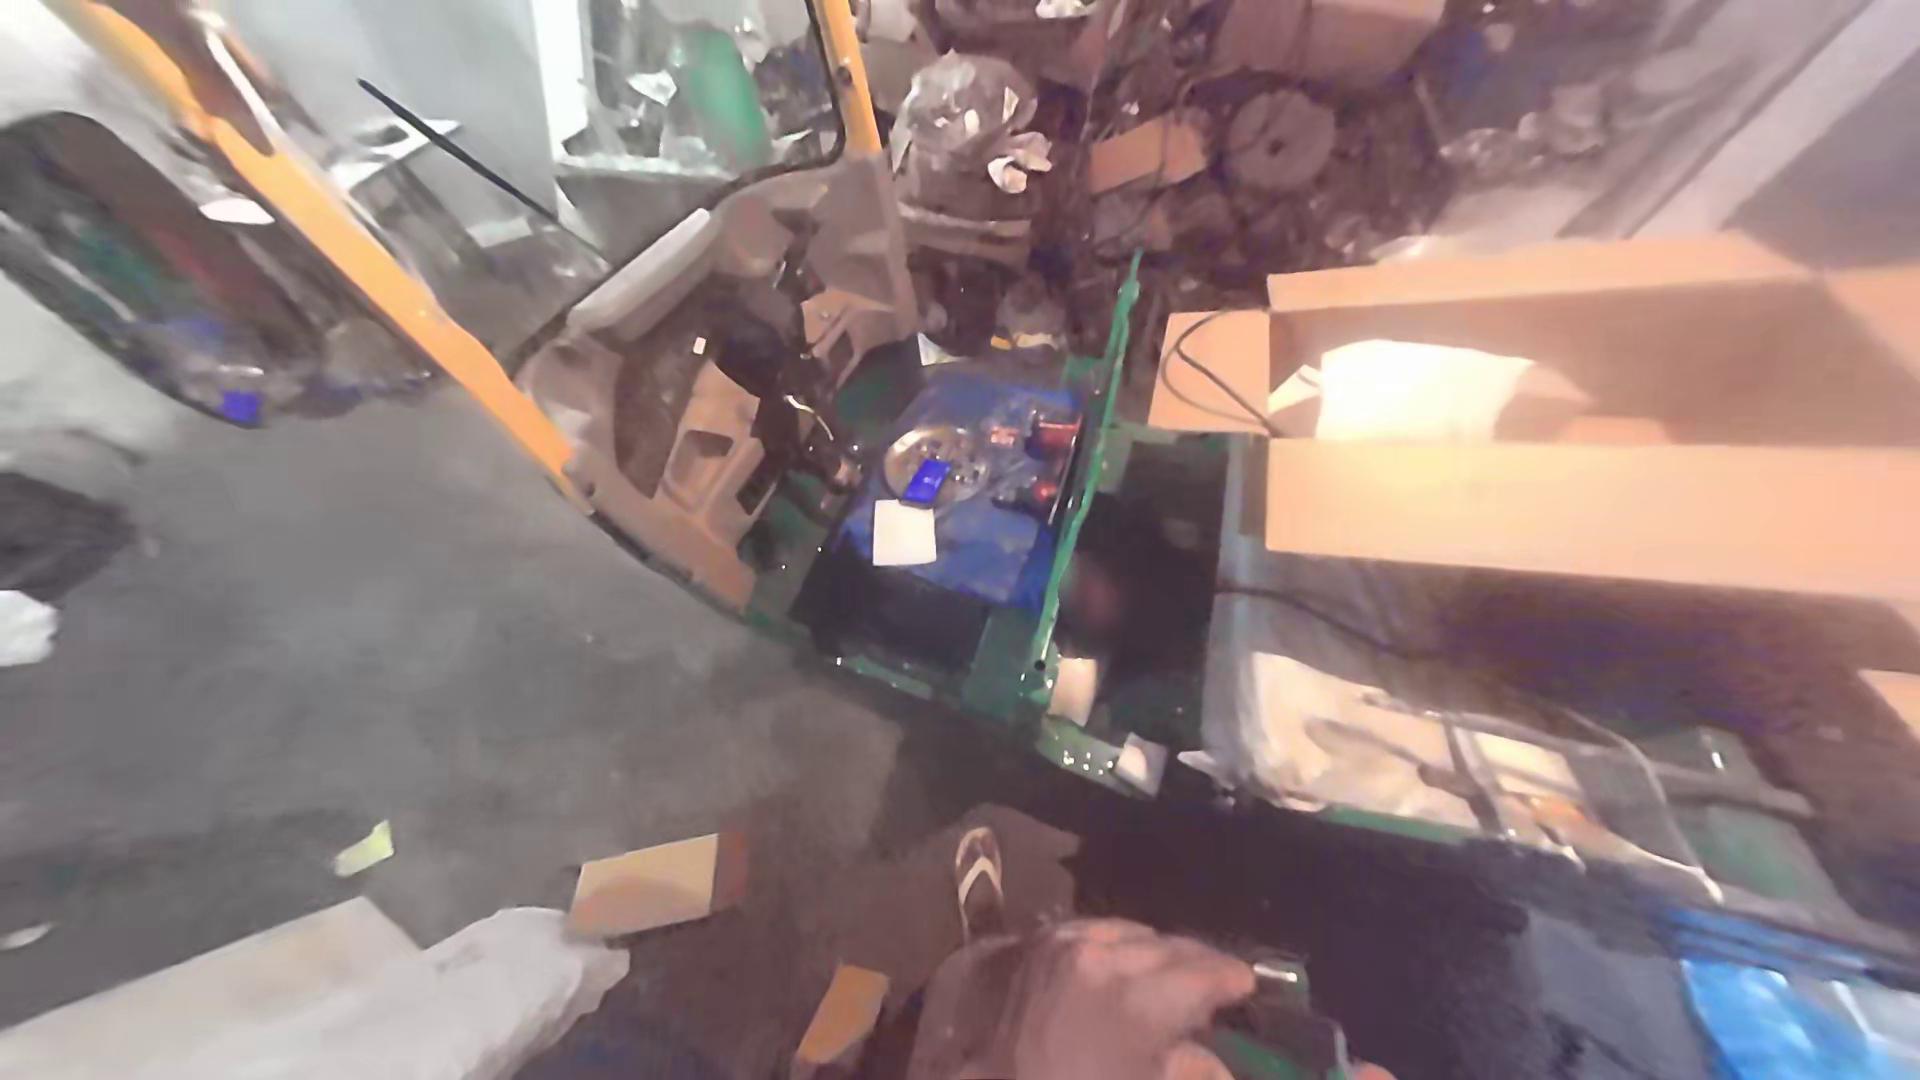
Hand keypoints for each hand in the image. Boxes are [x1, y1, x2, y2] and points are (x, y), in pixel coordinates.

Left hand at [1005, 919, 1253, 1079]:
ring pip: (1133, 930)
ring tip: (1172, 969)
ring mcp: (1071, 941)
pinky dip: (1120, 939)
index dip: (1228, 976)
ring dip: (1158, 948)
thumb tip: (1219, 1063)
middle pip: (1168, 946)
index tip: (1246, 980)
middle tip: (1216, 977)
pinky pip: (1096, 926)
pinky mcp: (1045, 938)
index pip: (1199, 974)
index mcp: (1137, 1004)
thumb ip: (1187, 1074)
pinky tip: (1126, 957)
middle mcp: (1106, 957)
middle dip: (1197, 961)